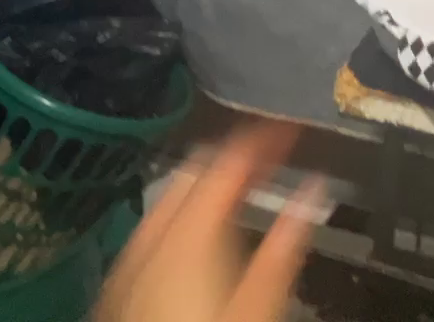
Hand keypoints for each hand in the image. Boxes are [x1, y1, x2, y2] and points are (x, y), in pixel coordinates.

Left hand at [96, 121, 323, 321]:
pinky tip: (201, 237)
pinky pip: (153, 232)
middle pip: (194, 171)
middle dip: (234, 155)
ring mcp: (129, 266)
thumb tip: (315, 190)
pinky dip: (183, 216)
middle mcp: (153, 238)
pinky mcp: (119, 295)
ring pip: (170, 199)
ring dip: (207, 184)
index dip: (264, 138)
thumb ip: (287, 246)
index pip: (229, 161)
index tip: (295, 130)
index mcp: (189, 233)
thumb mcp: (259, 309)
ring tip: (245, 190)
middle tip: (275, 157)